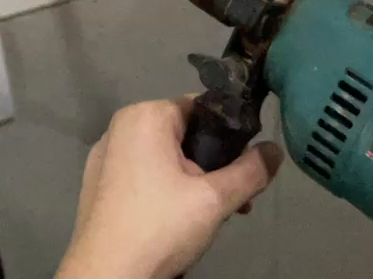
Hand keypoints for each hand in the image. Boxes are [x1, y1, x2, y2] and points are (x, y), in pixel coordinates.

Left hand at [55, 97, 283, 278]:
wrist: (106, 273)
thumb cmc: (160, 227)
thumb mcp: (213, 201)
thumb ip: (249, 173)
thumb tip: (274, 149)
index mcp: (146, 114)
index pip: (199, 109)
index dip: (229, 135)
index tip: (246, 166)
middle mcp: (122, 123)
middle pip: (181, 134)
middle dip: (211, 165)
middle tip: (234, 203)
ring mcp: (106, 150)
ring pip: (161, 154)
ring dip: (190, 180)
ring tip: (209, 218)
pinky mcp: (97, 177)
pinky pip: (140, 170)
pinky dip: (161, 186)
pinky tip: (173, 221)